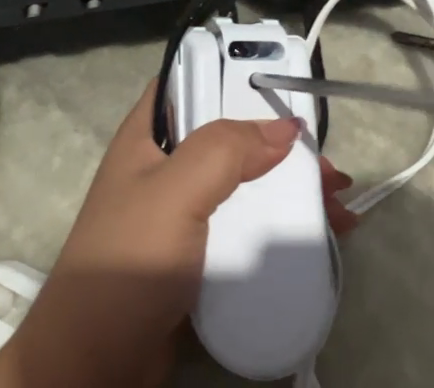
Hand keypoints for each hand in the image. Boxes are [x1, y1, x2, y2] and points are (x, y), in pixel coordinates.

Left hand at [0, 82, 357, 387]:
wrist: (95, 361)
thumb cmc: (129, 261)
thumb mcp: (175, 191)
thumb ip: (225, 149)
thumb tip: (285, 127)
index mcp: (147, 137)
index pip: (190, 82)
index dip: (232, 74)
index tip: (285, 84)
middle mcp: (164, 168)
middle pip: (230, 138)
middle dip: (280, 145)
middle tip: (327, 164)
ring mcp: (181, 215)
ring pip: (244, 185)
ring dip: (289, 189)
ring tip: (339, 204)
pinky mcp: (197, 257)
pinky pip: (246, 228)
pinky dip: (281, 227)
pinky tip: (320, 237)